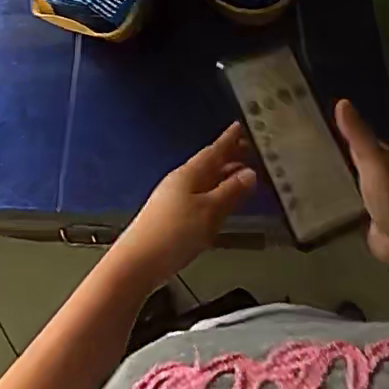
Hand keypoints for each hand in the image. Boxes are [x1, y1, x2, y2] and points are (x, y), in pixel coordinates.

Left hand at [110, 123, 258, 289]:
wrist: (139, 262)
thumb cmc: (174, 233)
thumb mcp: (209, 212)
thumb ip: (230, 192)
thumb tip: (249, 173)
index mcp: (189, 174)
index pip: (213, 151)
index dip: (228, 140)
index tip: (239, 126)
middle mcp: (180, 181)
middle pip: (208, 164)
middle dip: (229, 157)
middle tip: (249, 149)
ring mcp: (174, 198)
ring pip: (205, 180)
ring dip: (223, 176)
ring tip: (242, 174)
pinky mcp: (172, 216)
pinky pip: (200, 195)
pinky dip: (215, 193)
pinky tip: (221, 202)